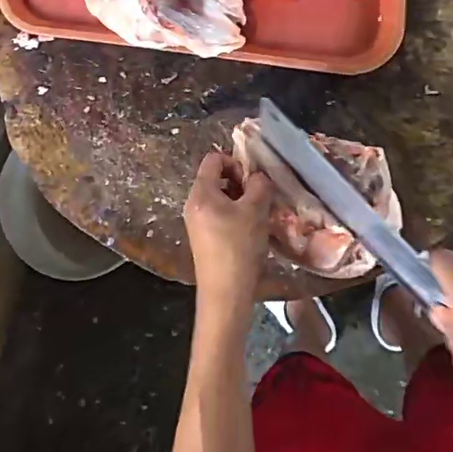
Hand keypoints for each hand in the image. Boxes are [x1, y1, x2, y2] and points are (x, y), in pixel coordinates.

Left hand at [182, 152, 273, 304]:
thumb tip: (258, 177)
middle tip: (258, 198)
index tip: (252, 181)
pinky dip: (234, 214)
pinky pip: (218, 214)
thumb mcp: (255, 211)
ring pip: (219, 197)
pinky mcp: (202, 237)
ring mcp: (196, 221)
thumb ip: (259, 186)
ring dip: (240, 199)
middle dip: (239, 182)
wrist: (225, 293)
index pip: (213, 159)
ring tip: (258, 214)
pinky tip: (250, 231)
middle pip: (215, 177)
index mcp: (201, 193)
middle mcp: (193, 203)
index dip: (235, 162)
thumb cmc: (239, 247)